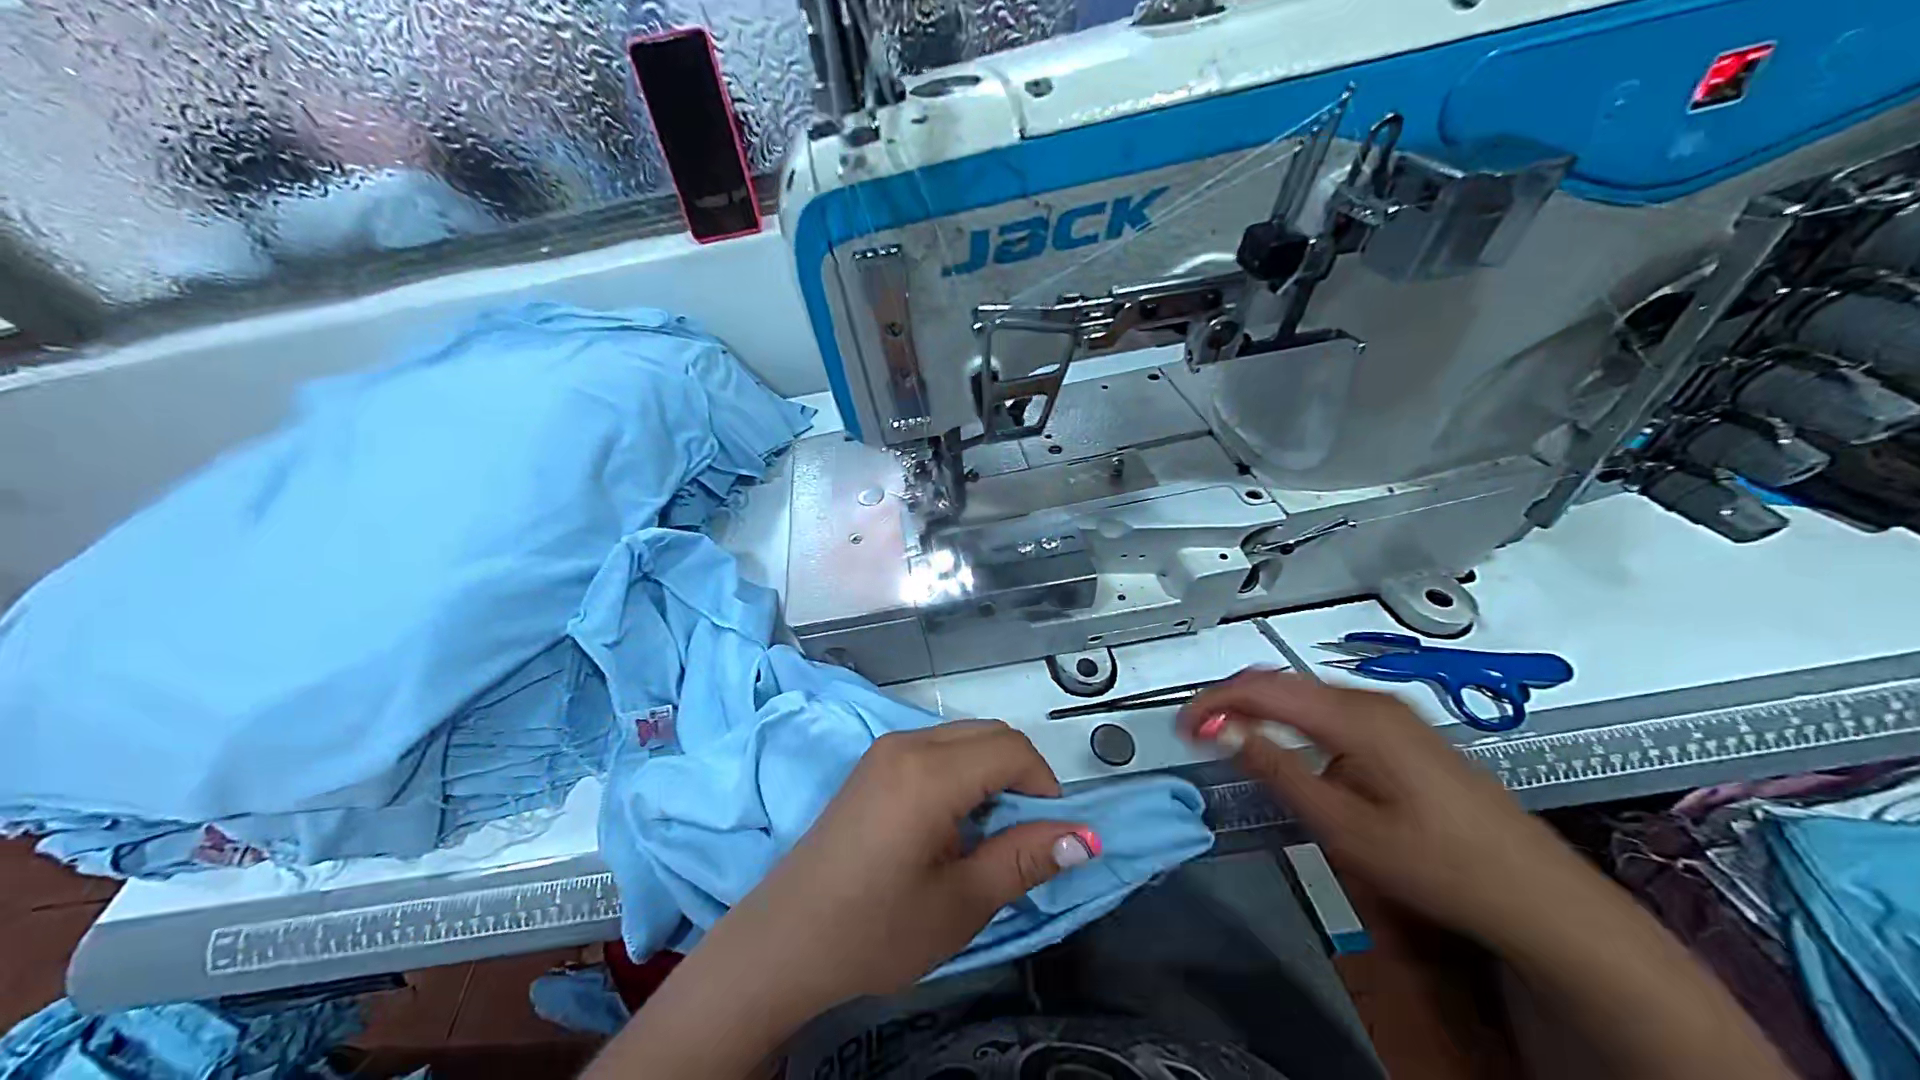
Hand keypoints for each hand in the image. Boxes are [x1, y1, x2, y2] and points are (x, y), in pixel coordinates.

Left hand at [602, 720, 1096, 1078]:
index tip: (1048, 837)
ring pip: (963, 738)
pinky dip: (962, 772)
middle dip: (1021, 776)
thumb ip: (1024, 860)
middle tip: (1022, 839)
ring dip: (991, 773)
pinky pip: (936, 748)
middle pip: (990, 734)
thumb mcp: (960, 904)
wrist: (784, 942)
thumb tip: (1085, 838)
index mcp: (929, 773)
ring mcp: (884, 750)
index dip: (1045, 787)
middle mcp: (906, 744)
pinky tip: (949, 824)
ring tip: (985, 836)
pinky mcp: (872, 764)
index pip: (1013, 750)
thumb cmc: (874, 930)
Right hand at [1176, 670, 1598, 948]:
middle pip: (1283, 682)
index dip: (1214, 702)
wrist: (1536, 894)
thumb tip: (1224, 731)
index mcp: (1356, 717)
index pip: (1262, 688)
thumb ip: (1277, 769)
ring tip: (1231, 735)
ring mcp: (1393, 713)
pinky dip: (1292, 716)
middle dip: (1233, 700)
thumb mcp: (1344, 825)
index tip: (1184, 725)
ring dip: (1261, 707)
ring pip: (1305, 692)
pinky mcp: (1403, 730)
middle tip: (1199, 731)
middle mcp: (1374, 702)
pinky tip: (1286, 742)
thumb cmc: (1441, 864)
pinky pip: (1329, 706)